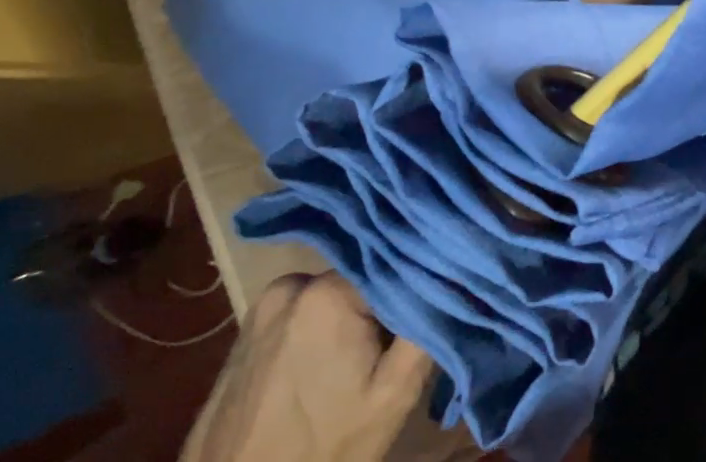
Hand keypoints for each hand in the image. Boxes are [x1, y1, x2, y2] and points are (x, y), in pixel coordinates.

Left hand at [180, 272, 433, 461]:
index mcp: (327, 292)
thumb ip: (430, 323)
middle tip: (403, 340)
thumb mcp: (397, 390)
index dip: (423, 284)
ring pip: (339, 292)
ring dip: (361, 313)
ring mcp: (262, 307)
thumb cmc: (324, 444)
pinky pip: (308, 310)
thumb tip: (457, 274)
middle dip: (391, 300)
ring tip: (371, 354)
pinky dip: (329, 326)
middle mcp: (291, 287)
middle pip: (367, 275)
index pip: (398, 262)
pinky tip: (335, 363)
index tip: (436, 311)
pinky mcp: (247, 331)